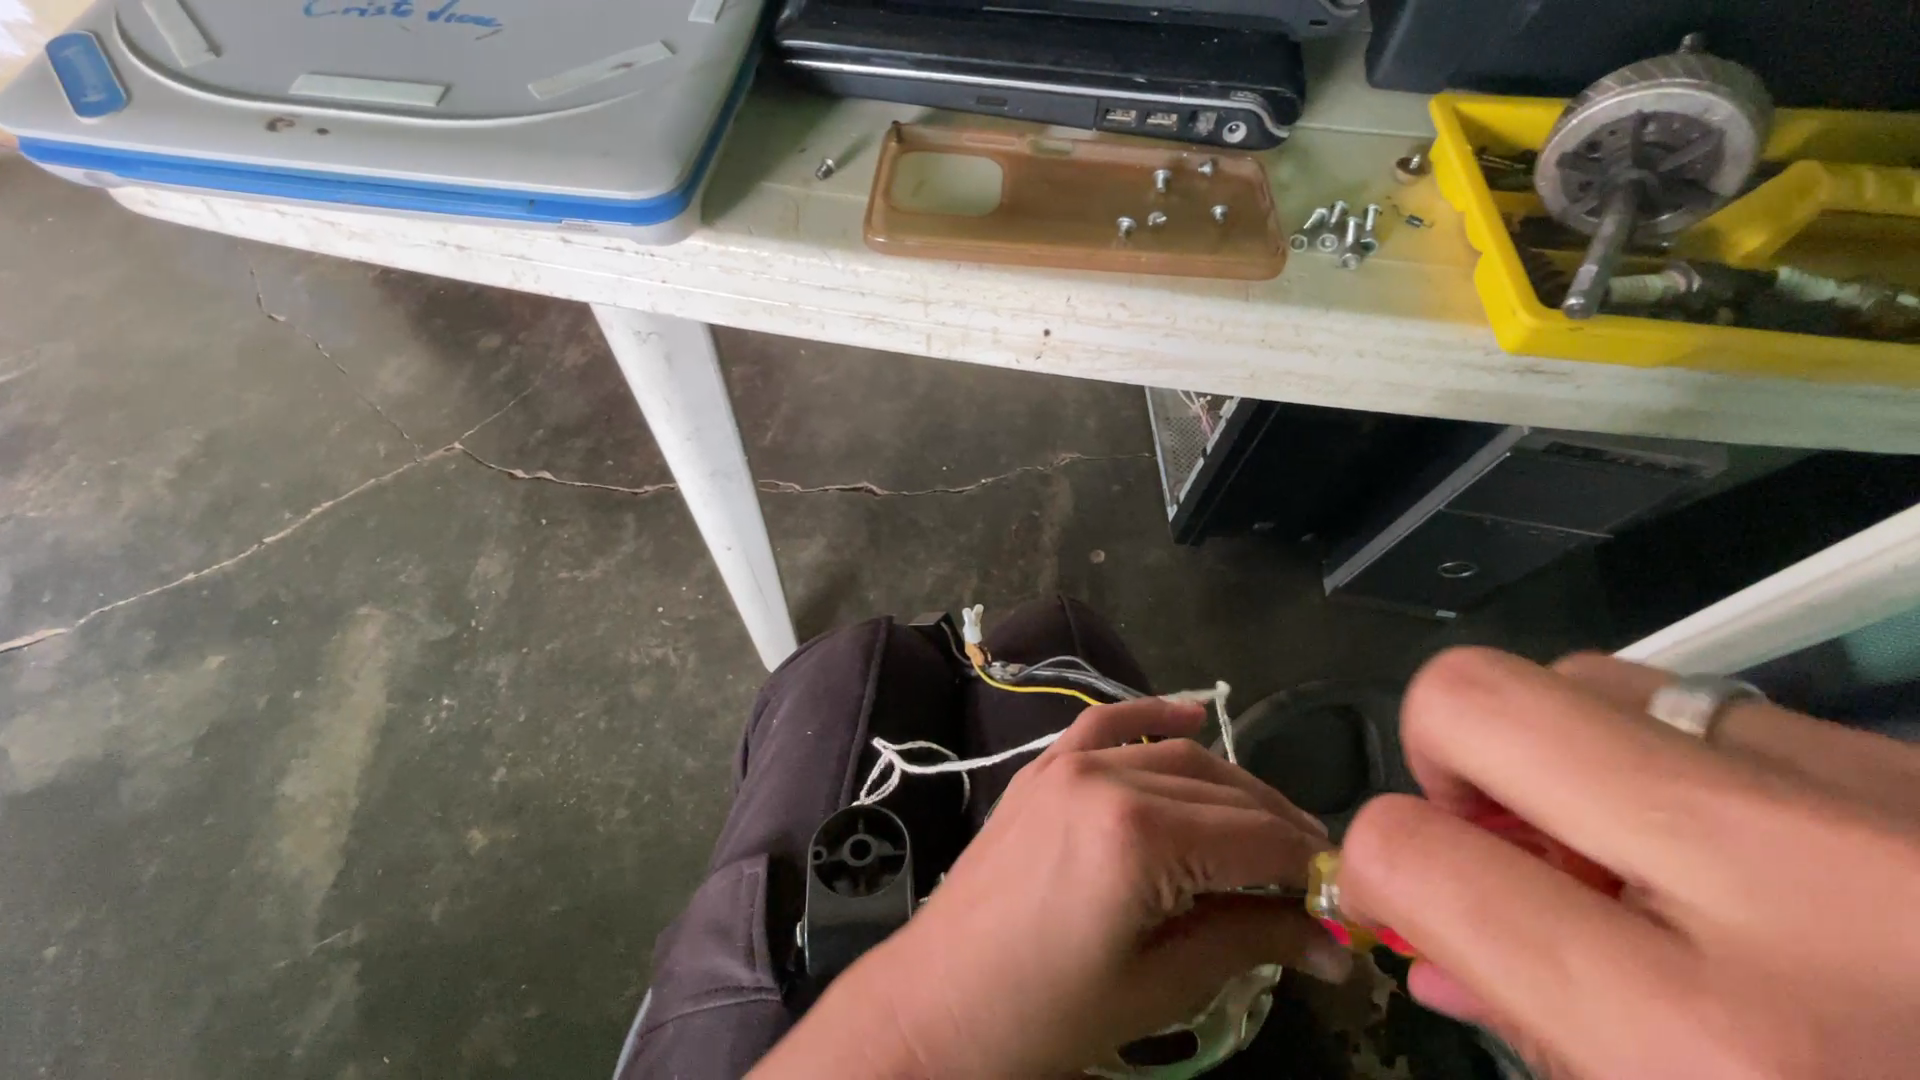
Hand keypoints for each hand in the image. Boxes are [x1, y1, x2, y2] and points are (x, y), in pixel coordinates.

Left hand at [751, 697, 1349, 1077]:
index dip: (1310, 868)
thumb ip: (1248, 942)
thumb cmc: (1046, 1013)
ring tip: (1271, 830)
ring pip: (1175, 758)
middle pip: (1223, 792)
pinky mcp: (1042, 768)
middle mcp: (1107, 778)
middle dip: (1279, 832)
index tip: (1345, 899)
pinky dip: (1152, 716)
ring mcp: (1067, 764)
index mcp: (1140, 836)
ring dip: (1232, 788)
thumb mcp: (1159, 985)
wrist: (937, 1002)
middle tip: (1317, 877)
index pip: (1257, 837)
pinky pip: (1104, 725)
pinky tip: (1193, 717)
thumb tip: (1334, 945)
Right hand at [1339, 648, 1919, 1079]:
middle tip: (1496, 833)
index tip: (1420, 895)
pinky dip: (1688, 768)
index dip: (1381, 863)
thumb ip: (1537, 1031)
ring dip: (1567, 754)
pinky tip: (1764, 861)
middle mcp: (1793, 887)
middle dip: (1445, 755)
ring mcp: (1892, 803)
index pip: (1411, 849)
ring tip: (1637, 854)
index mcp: (1707, 1040)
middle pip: (1477, 693)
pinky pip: (1727, 711)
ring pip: (1597, 679)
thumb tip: (1433, 945)